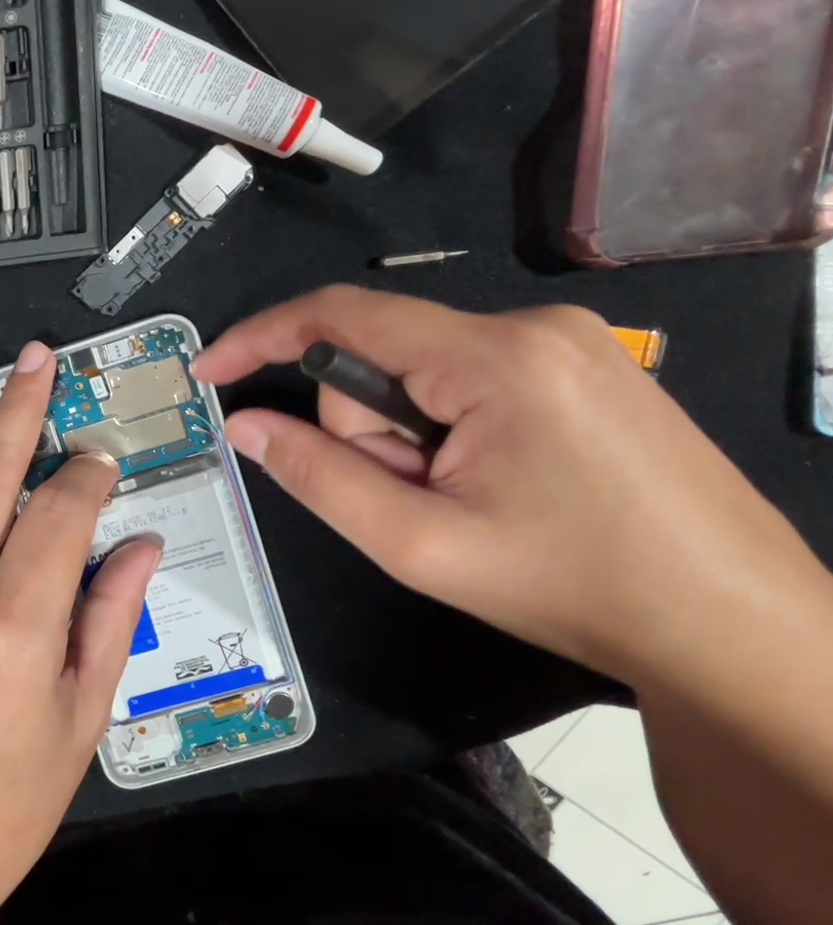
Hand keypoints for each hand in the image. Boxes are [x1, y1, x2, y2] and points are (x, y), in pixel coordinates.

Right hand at [191, 285, 824, 685]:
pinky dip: (446, 428)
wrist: (740, 631)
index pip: (341, 314)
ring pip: (421, 371)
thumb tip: (241, 424)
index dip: (259, 336)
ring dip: (409, 437)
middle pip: (381, 355)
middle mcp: (532, 327)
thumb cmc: (575, 587)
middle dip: (368, 429)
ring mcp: (567, 344)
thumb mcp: (417, 541)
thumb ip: (315, 475)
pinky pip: (466, 378)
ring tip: (463, 502)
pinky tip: (493, 482)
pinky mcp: (583, 367)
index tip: (207, 369)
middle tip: (414, 502)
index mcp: (493, 357)